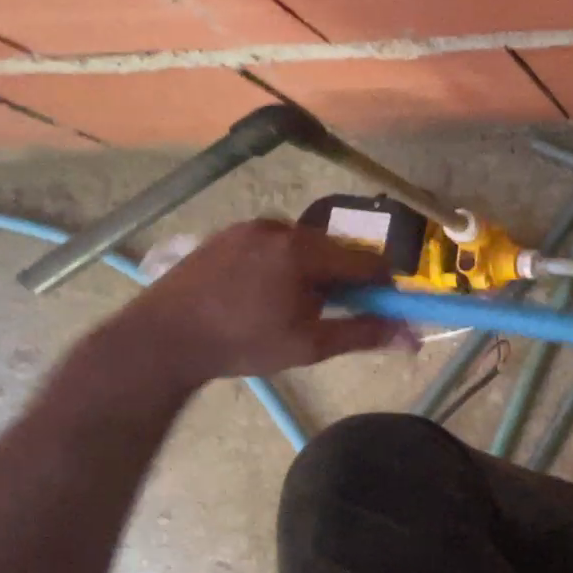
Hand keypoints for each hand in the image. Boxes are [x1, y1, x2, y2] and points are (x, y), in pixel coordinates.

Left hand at [109, 219, 413, 386]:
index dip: (383, 286)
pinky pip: (273, 245)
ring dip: (314, 271)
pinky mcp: (224, 236)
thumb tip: (414, 339)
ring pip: (305, 246)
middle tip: (334, 311)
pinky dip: (283, 264)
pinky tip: (267, 294)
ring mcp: (247, 229)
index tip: (381, 309)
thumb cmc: (241, 344)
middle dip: (346, 278)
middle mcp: (279, 228)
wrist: (158, 341)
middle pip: (337, 250)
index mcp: (304, 250)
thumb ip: (366, 333)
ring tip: (297, 305)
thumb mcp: (311, 344)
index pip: (368, 261)